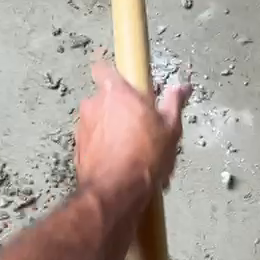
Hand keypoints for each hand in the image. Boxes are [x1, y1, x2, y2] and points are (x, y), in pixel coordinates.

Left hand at [75, 56, 189, 212]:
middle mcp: (93, 104)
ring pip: (98, 119)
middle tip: (140, 123)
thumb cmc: (145, 155)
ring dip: (112, 128)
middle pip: (104, 97)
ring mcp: (82, 126)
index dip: (113, 74)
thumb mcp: (170, 129)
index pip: (103, 68)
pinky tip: (122, 161)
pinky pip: (93, 140)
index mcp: (115, 92)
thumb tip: (182, 87)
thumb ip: (174, 103)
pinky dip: (104, 146)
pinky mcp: (77, 148)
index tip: (127, 84)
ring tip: (134, 148)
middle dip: (119, 107)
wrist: (116, 192)